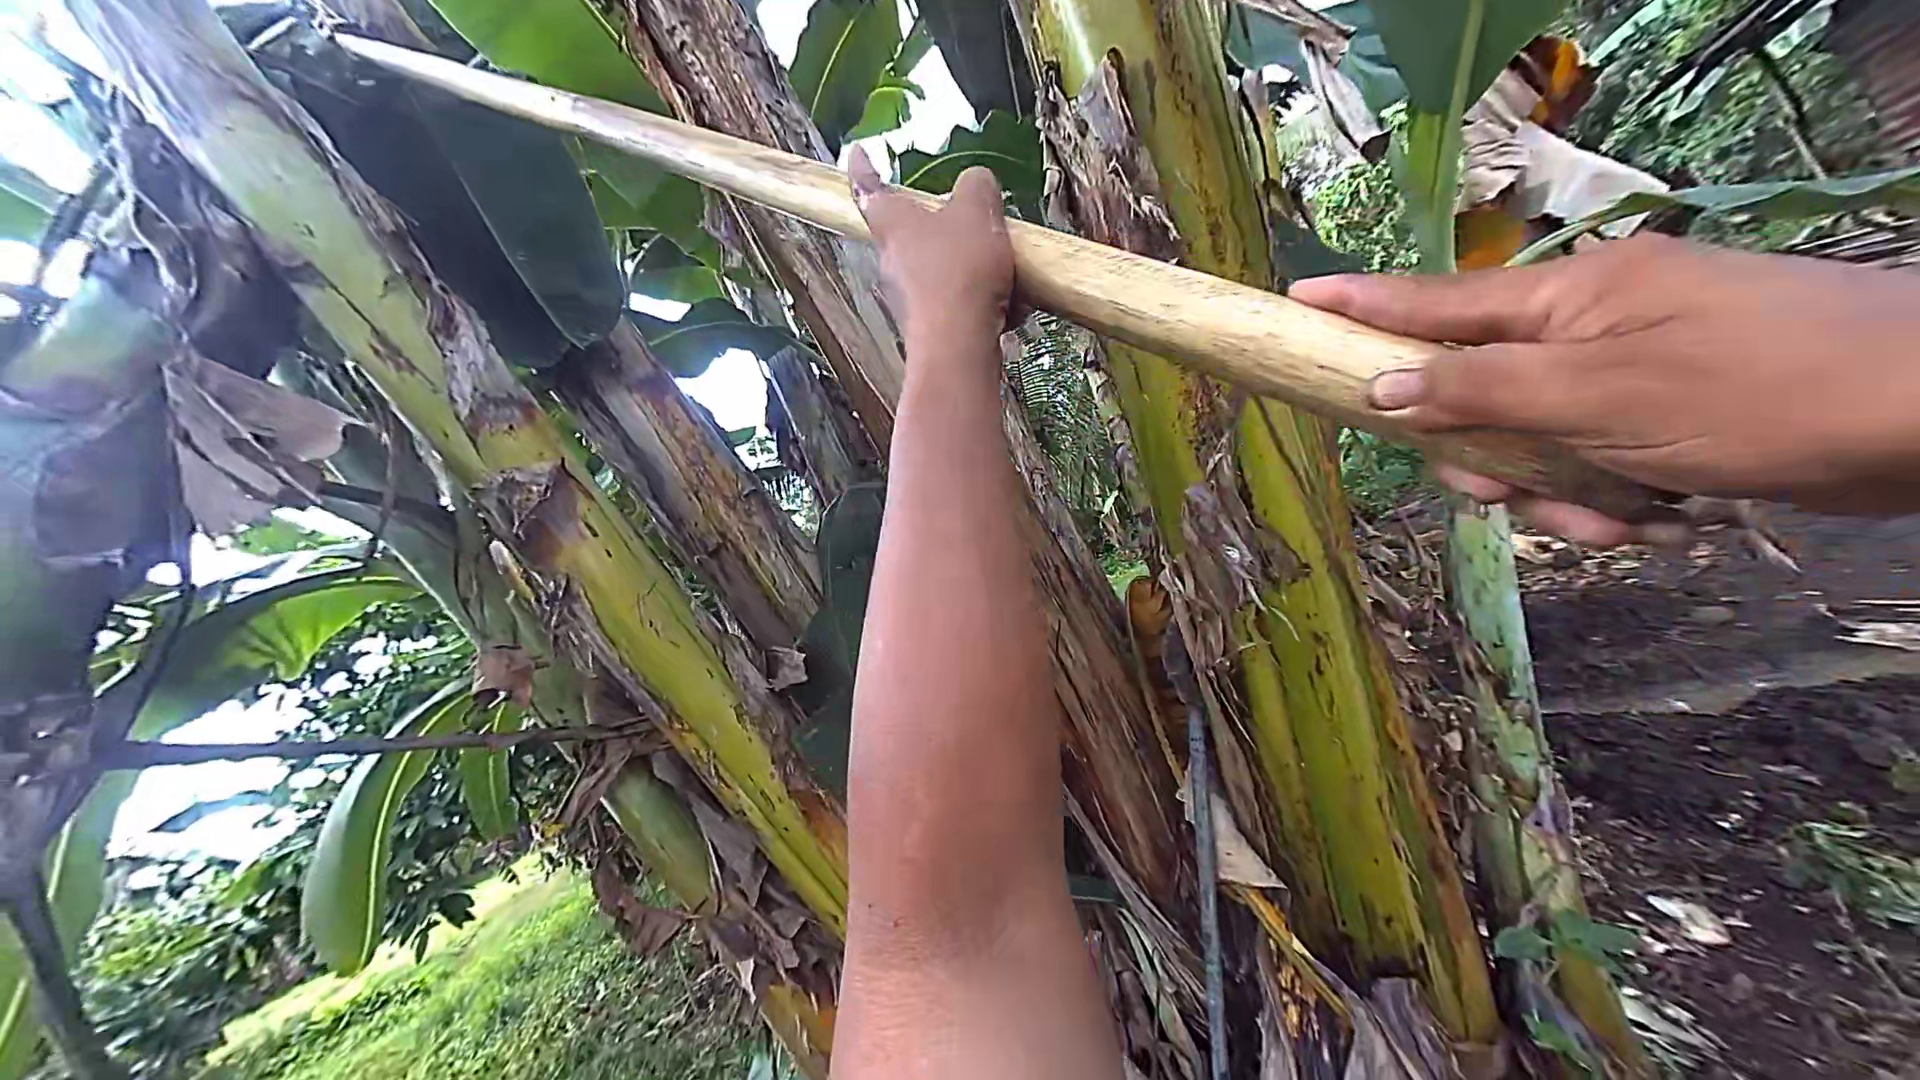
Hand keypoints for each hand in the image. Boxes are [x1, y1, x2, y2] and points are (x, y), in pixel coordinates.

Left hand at [850, 149, 1014, 340]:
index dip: (863, 166)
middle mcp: (893, 263)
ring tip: (1007, 276)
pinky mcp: (930, 330)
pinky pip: (959, 306)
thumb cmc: (959, 272)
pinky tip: (1009, 309)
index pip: (868, 187)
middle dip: (946, 231)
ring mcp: (909, 301)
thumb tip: (977, 185)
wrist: (959, 344)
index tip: (856, 151)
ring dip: (974, 272)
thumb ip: (977, 187)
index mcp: (893, 224)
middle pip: (916, 235)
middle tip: (978, 225)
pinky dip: (983, 304)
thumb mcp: (977, 211)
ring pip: (943, 274)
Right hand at [1291, 235, 1919, 544]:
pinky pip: (1572, 459)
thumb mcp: (1596, 396)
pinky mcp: (1646, 413)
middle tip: (1497, 489)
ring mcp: (1612, 370)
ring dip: (1543, 488)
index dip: (1358, 302)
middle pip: (1466, 391)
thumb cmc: (1760, 391)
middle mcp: (1577, 329)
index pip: (1430, 300)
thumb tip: (1380, 386)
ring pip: (1515, 438)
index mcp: (1562, 300)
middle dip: (1475, 451)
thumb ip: (1477, 388)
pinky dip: (1592, 497)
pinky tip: (1641, 520)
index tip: (1297, 295)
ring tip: (1603, 517)